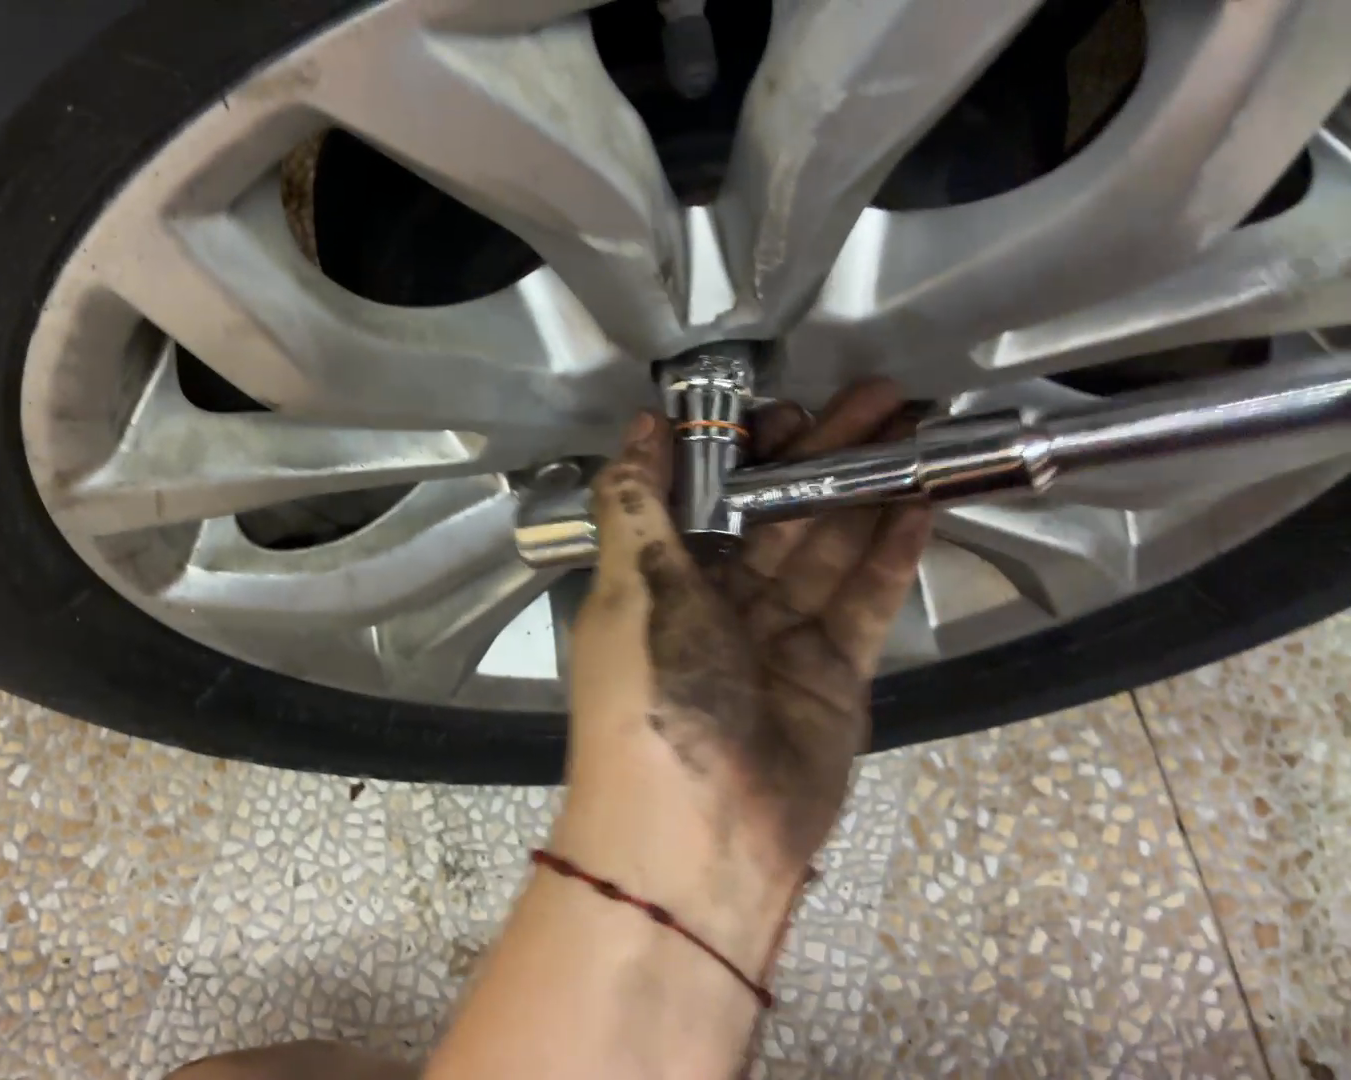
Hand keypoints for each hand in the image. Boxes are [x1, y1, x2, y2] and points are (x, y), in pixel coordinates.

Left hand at [553, 381, 931, 965]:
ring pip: (825, 547)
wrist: (700, 828)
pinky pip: (864, 600)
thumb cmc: (654, 693)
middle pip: (773, 514)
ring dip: (864, 490)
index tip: (782, 403)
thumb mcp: (632, 587)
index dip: (740, 450)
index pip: (702, 495)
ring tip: (913, 427)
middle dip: (820, 456)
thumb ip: (633, 504)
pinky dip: (890, 553)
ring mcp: (776, 636)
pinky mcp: (831, 672)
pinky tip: (922, 497)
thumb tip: (638, 426)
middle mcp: (713, 601)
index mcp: (656, 578)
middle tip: (879, 395)